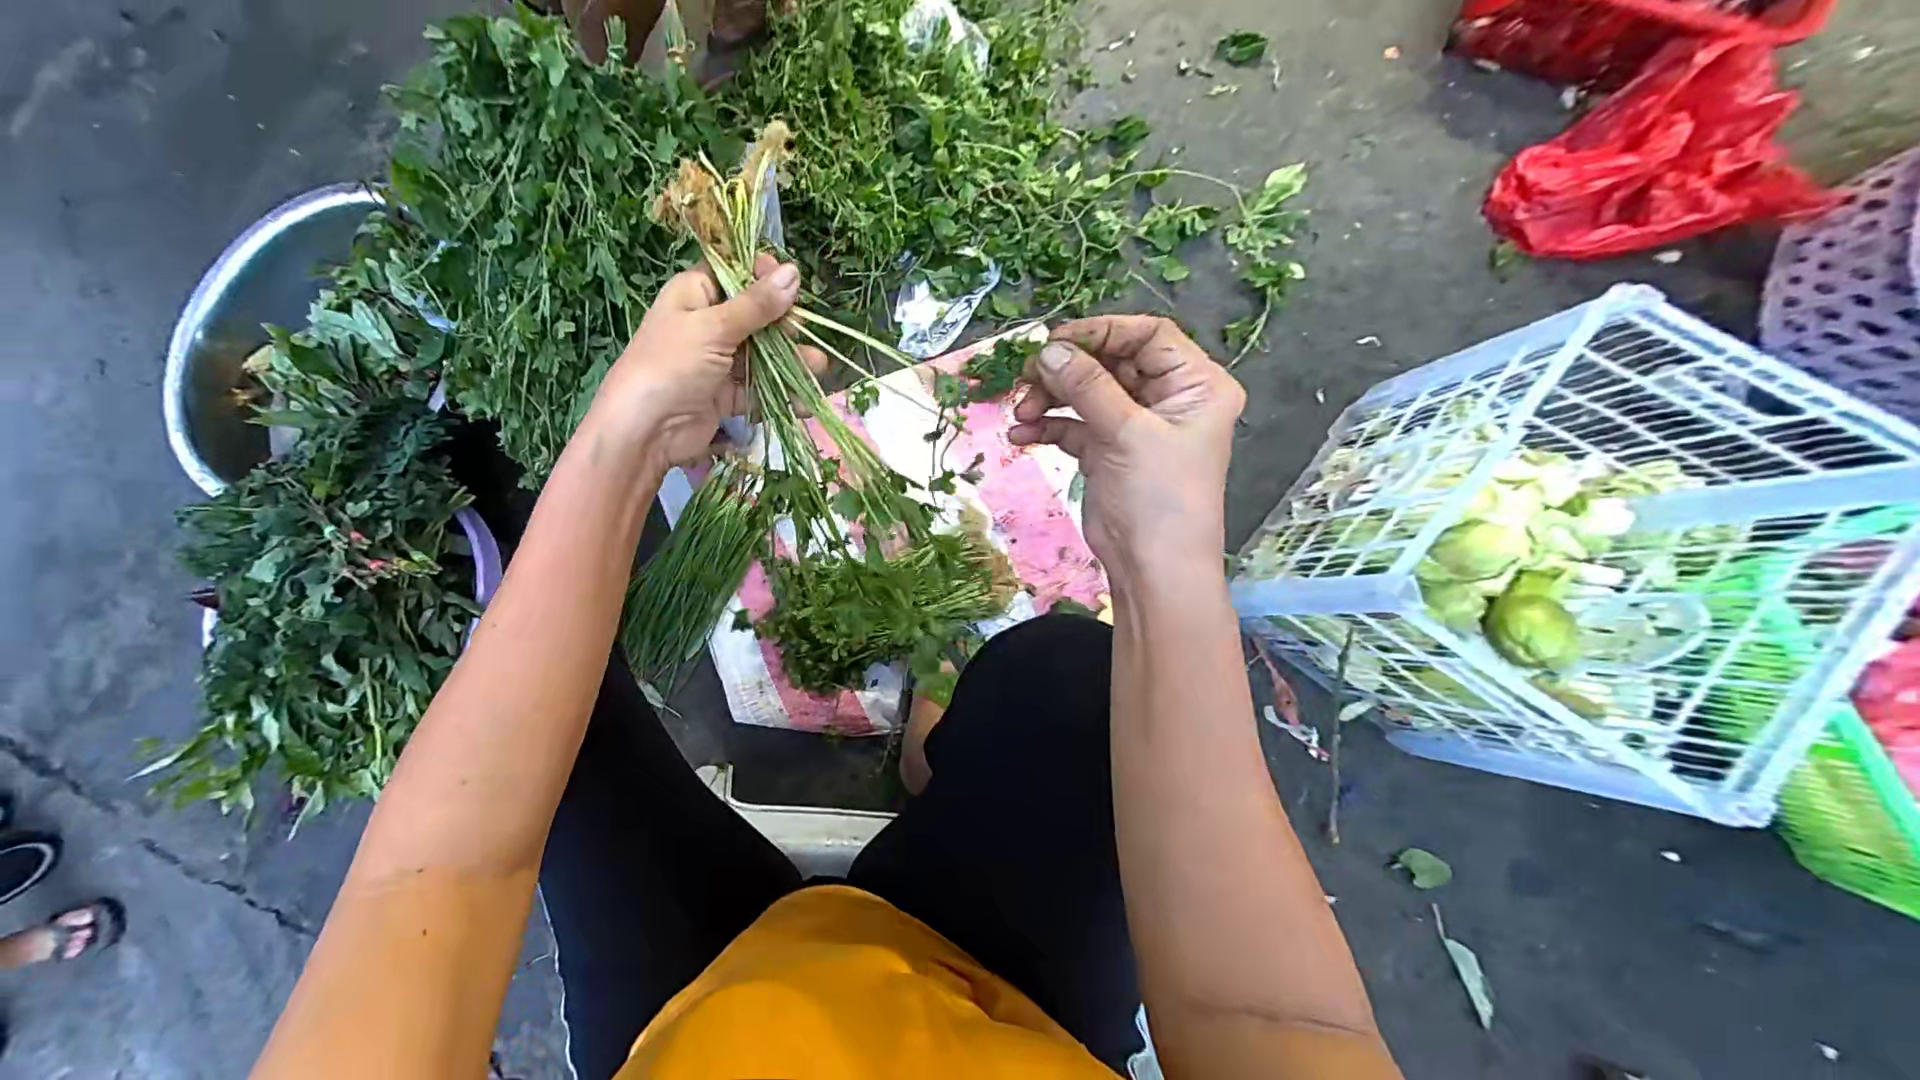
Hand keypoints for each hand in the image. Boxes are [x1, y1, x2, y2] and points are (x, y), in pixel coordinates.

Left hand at [582, 254, 823, 471]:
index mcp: (696, 294)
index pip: (736, 273)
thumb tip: (794, 272)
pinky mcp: (729, 395)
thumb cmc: (671, 365)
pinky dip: (782, 394)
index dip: (764, 276)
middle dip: (785, 326)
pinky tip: (804, 401)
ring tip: (817, 369)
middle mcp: (710, 324)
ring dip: (792, 362)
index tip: (790, 285)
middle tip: (801, 334)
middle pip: (758, 317)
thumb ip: (757, 305)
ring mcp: (721, 361)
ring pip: (765, 355)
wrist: (646, 430)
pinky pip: (762, 388)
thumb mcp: (714, 328)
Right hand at [1009, 316, 1244, 584]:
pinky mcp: (1107, 450)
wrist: (1152, 569)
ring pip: (1087, 393)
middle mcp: (1167, 399)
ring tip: (1022, 413)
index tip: (1056, 341)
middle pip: (1111, 363)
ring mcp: (1134, 426)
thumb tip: (1047, 350)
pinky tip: (1021, 435)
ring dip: (1050, 399)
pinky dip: (1047, 427)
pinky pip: (1073, 425)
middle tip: (1028, 378)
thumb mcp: (1127, 433)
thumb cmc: (1159, 497)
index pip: (1148, 337)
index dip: (1102, 333)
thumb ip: (1087, 386)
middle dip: (1067, 370)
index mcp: (1195, 385)